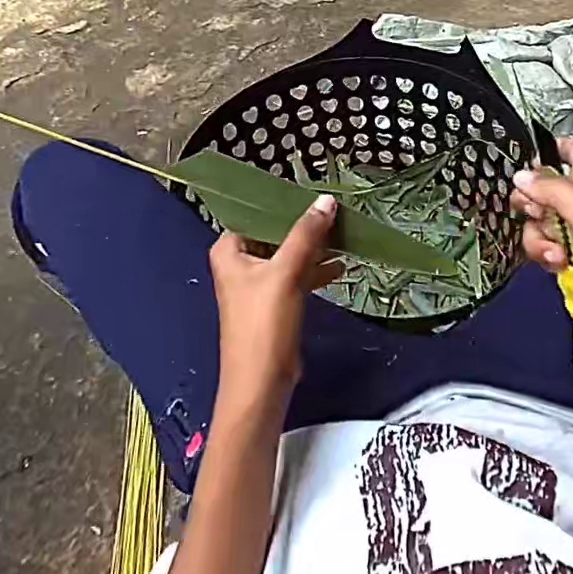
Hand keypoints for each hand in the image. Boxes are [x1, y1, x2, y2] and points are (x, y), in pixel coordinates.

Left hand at [208, 193, 338, 403]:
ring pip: (287, 254)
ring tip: (343, 234)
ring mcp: (257, 283)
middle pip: (274, 233)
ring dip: (312, 247)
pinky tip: (340, 265)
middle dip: (304, 225)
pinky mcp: (274, 301)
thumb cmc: (264, 323)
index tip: (314, 193)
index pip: (256, 214)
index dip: (284, 203)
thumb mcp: (286, 273)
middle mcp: (239, 262)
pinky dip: (314, 269)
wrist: (262, 380)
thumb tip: (326, 201)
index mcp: (229, 250)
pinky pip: (295, 275)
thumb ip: (306, 235)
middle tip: (335, 211)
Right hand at [510, 137, 572, 331]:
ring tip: (556, 255)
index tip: (529, 166)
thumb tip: (521, 176)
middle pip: (544, 191)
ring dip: (538, 238)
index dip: (552, 149)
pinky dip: (546, 257)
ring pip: (542, 223)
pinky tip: (558, 266)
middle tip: (538, 216)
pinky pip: (549, 248)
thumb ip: (555, 192)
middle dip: (530, 205)